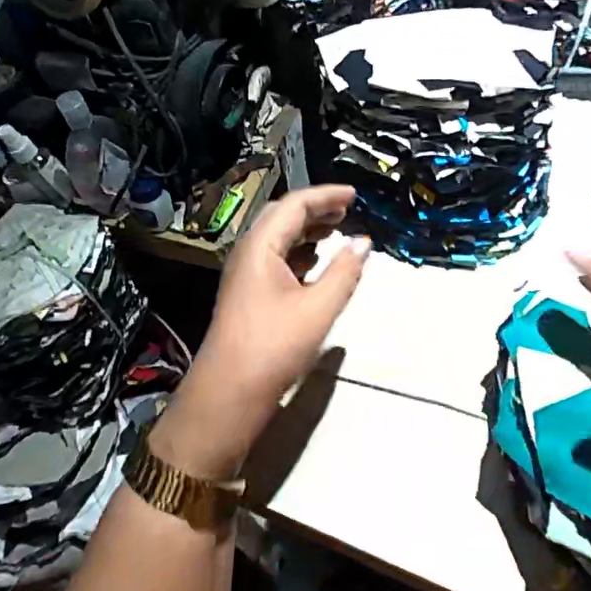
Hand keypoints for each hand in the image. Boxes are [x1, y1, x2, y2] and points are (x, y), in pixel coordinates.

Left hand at [151, 185, 369, 479]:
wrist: (227, 396)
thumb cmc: (273, 347)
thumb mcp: (318, 309)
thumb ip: (345, 272)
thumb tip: (363, 242)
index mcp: (261, 246)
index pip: (295, 204)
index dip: (326, 195)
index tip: (355, 195)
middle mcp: (249, 253)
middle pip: (282, 215)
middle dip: (316, 208)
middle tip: (347, 210)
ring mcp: (245, 274)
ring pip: (278, 237)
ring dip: (307, 229)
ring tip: (337, 230)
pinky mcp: (248, 294)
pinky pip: (276, 258)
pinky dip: (300, 251)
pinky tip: (317, 263)